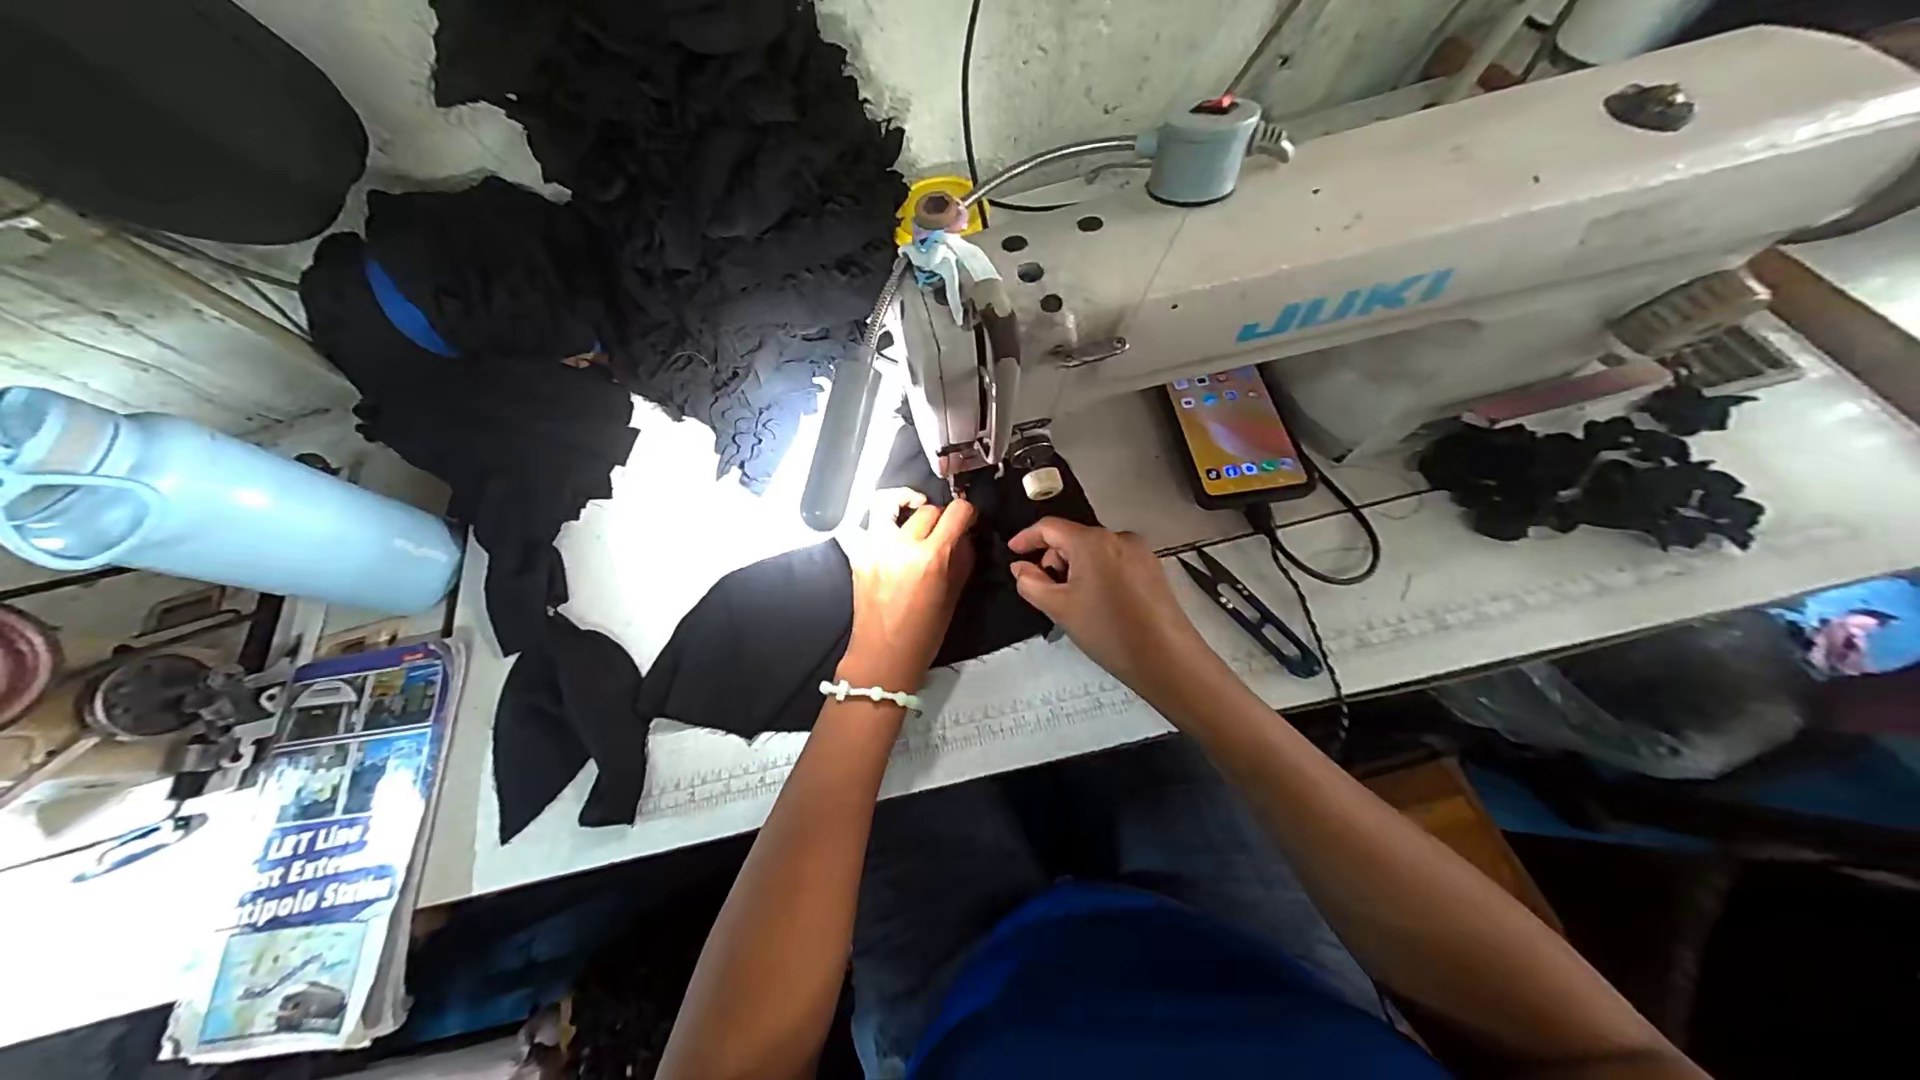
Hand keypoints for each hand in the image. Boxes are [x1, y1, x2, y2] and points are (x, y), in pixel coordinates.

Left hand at [840, 489, 977, 691]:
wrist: (882, 656)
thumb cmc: (923, 635)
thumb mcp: (953, 597)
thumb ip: (962, 561)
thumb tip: (966, 536)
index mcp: (930, 559)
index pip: (955, 512)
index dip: (967, 512)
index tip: (968, 519)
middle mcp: (901, 547)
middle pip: (927, 510)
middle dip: (940, 515)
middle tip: (943, 530)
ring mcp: (874, 549)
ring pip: (887, 503)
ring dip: (904, 502)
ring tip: (913, 510)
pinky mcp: (858, 556)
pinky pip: (864, 526)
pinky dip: (878, 524)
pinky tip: (889, 533)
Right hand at [1007, 519, 1220, 701]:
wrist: (1165, 657)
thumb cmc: (1112, 632)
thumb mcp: (1059, 608)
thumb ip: (1030, 582)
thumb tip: (1021, 568)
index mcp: (1092, 541)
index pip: (1049, 527)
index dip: (1026, 538)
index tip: (1014, 550)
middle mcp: (1118, 538)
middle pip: (1072, 538)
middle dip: (1053, 560)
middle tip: (1045, 591)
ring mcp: (1138, 552)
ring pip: (1093, 552)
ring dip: (1075, 570)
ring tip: (1074, 604)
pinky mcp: (1151, 568)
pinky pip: (1113, 562)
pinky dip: (1097, 575)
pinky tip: (1097, 604)